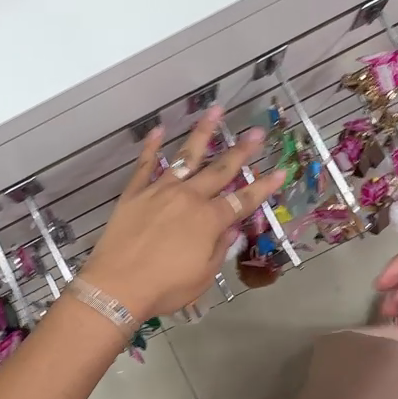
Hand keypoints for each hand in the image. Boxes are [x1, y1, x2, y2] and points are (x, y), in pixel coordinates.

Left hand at [77, 109, 285, 320]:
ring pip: (186, 157)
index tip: (280, 171)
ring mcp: (160, 192)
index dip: (263, 187)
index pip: (243, 200)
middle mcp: (188, 198)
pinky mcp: (134, 194)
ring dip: (203, 133)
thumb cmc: (165, 288)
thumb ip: (219, 248)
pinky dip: (151, 146)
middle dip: (241, 150)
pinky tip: (158, 130)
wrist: (117, 287)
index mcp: (209, 220)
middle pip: (219, 170)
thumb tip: (230, 228)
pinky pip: (145, 165)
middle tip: (256, 131)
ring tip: (215, 110)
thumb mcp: (203, 276)